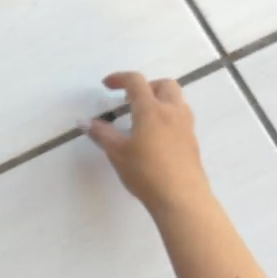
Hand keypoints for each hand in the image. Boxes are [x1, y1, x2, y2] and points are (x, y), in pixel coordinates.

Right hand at [83, 72, 213, 217]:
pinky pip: (181, 118)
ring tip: (142, 117)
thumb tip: (84, 122)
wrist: (182, 199)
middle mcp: (172, 112)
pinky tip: (155, 137)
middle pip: (164, 84)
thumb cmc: (146, 172)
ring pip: (176, 100)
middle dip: (146, 86)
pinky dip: (167, 116)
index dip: (119, 78)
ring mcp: (186, 127)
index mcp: (151, 110)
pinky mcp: (192, 142)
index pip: (136, 82)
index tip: (107, 85)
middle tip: (130, 100)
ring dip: (159, 100)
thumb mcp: (117, 152)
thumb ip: (101, 133)